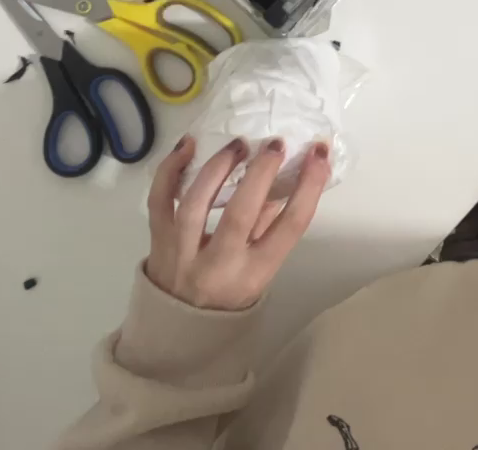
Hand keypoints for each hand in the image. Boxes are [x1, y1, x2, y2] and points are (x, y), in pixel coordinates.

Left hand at [144, 136, 331, 310]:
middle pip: (240, 214)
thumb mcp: (262, 268)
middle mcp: (218, 265)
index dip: (309, 186)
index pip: (289, 226)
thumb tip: (287, 172)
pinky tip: (188, 144)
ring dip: (218, 168)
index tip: (319, 154)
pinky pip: (159, 201)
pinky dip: (169, 169)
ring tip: (238, 144)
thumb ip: (272, 223)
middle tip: (275, 143)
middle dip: (261, 173)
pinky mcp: (158, 240)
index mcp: (254, 273)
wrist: (176, 333)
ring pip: (195, 205)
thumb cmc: (230, 295)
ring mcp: (183, 253)